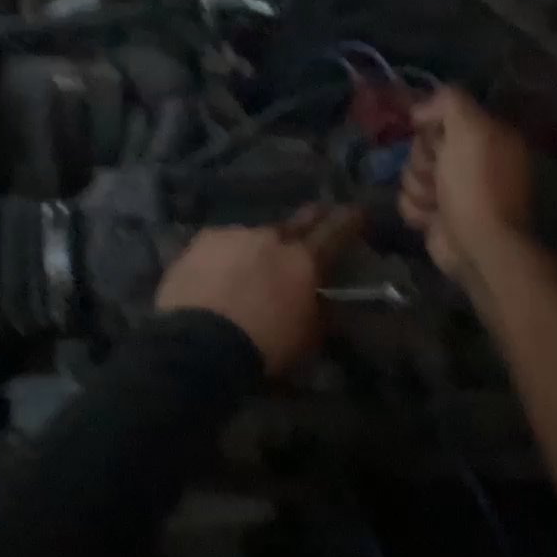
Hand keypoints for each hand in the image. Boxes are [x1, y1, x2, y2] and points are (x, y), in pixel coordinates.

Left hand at [155, 204, 362, 374]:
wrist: (198, 347)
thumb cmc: (263, 347)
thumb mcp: (307, 338)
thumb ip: (320, 311)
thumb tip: (326, 300)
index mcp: (303, 261)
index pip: (336, 231)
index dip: (349, 220)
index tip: (358, 209)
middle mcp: (271, 238)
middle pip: (295, 223)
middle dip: (309, 221)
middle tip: (315, 219)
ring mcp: (233, 235)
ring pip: (254, 237)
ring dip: (258, 249)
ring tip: (248, 270)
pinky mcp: (200, 242)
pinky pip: (221, 245)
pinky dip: (225, 257)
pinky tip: (216, 275)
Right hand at [398, 87, 530, 279]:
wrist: (477, 244)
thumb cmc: (475, 184)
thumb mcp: (469, 128)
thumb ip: (448, 102)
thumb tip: (420, 109)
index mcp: (484, 135)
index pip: (441, 115)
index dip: (430, 126)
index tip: (431, 137)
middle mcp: (468, 159)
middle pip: (421, 145)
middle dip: (422, 161)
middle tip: (438, 175)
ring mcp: (451, 188)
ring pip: (409, 173)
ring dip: (419, 188)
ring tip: (437, 203)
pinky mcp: (434, 214)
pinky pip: (407, 200)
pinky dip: (417, 210)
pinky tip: (431, 219)